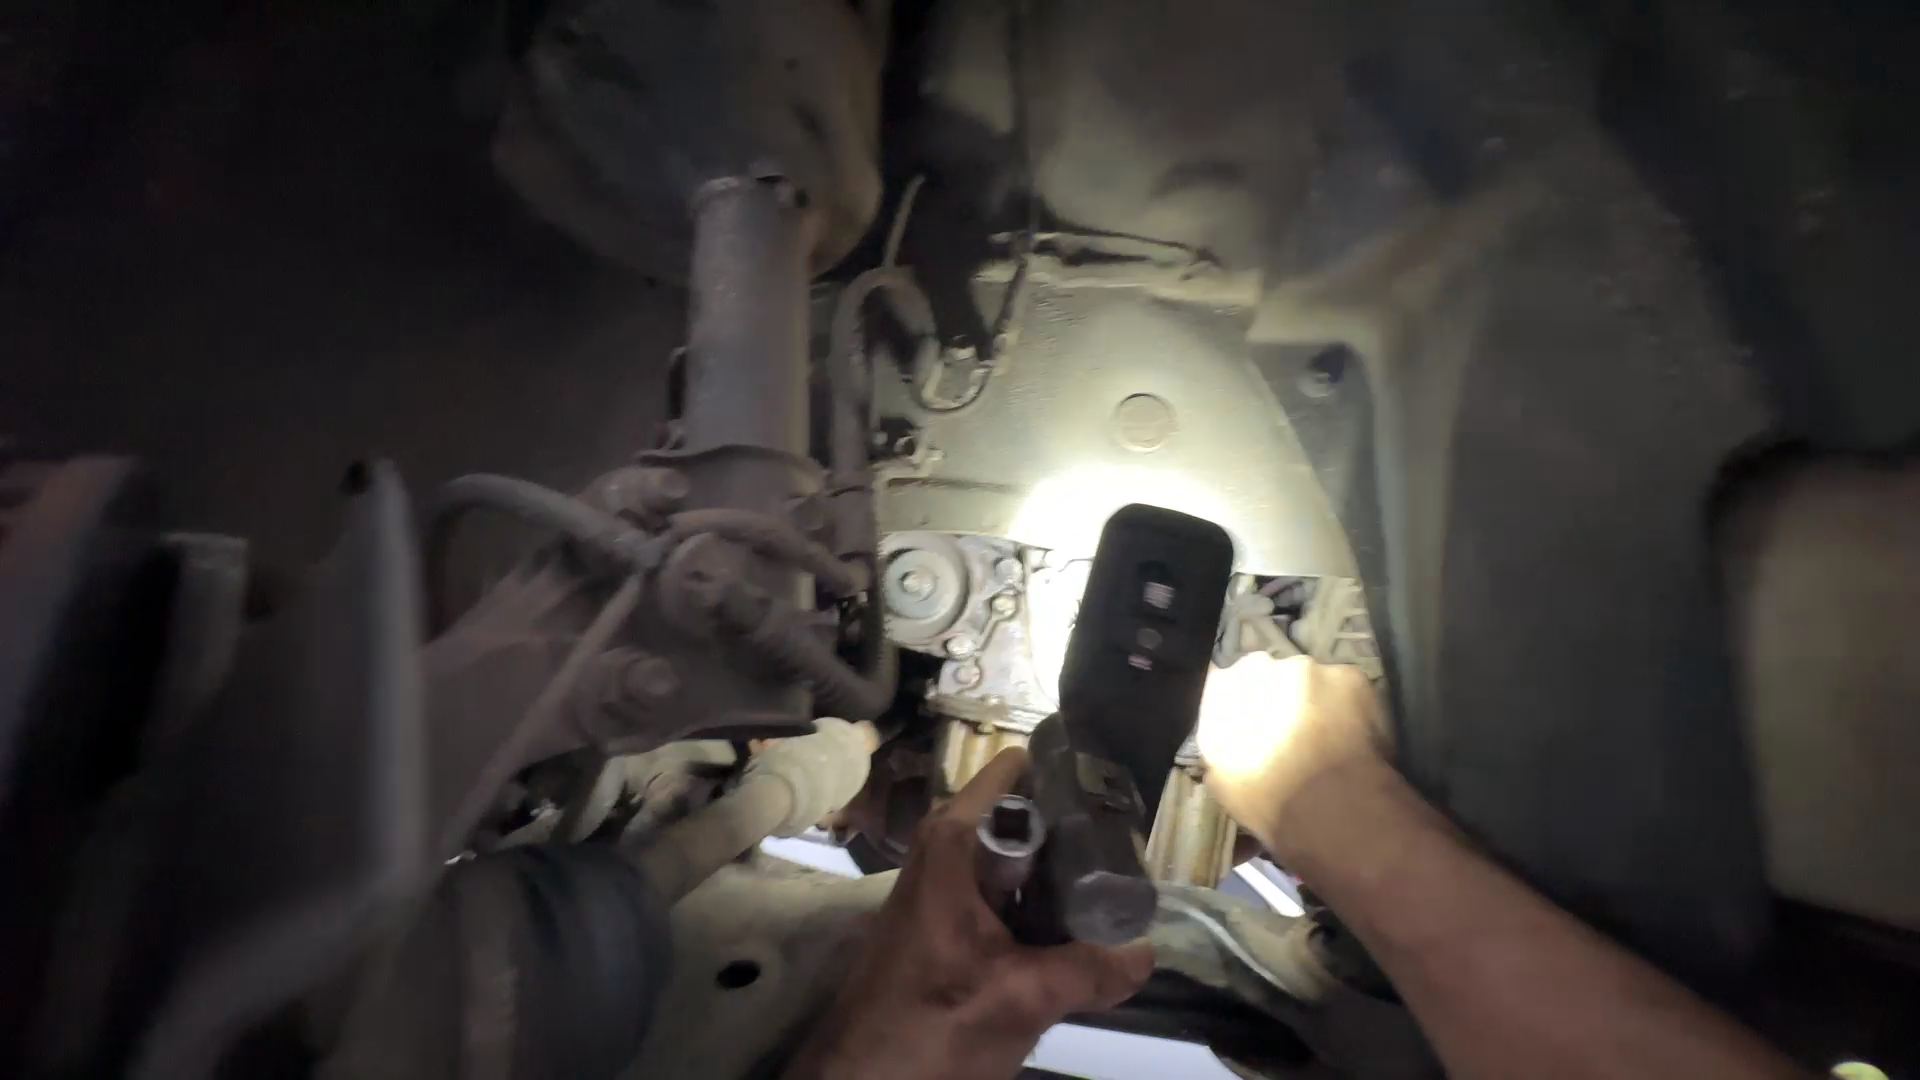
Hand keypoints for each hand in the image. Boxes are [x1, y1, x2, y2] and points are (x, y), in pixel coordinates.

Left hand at [783, 748, 1154, 1079]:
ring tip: (1110, 886)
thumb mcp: (1020, 998)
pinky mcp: (948, 904)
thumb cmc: (931, 1026)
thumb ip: (1088, 969)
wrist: (865, 1078)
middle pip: (1022, 807)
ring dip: (1057, 866)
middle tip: (1124, 854)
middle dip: (1071, 828)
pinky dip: (1035, 894)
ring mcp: (944, 871)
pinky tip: (1071, 921)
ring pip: (1015, 847)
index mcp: (956, 836)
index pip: (1015, 770)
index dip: (1064, 777)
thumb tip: (1148, 949)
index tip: (1112, 804)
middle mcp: (946, 839)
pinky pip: (1002, 879)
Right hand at [1196, 654, 1391, 863]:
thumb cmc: (1267, 799)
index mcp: (1220, 688)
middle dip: (1276, 697)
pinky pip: (1345, 687)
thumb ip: (1219, 746)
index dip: (1238, 705)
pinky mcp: (1348, 676)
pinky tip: (1352, 734)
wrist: (1329, 809)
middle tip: (1288, 734)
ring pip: (1308, 679)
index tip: (1249, 727)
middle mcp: (1256, 666)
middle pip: (1266, 675)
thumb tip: (1227, 742)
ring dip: (1312, 699)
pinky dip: (1349, 706)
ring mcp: (1303, 667)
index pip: (1221, 683)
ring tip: (1325, 736)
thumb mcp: (1220, 779)